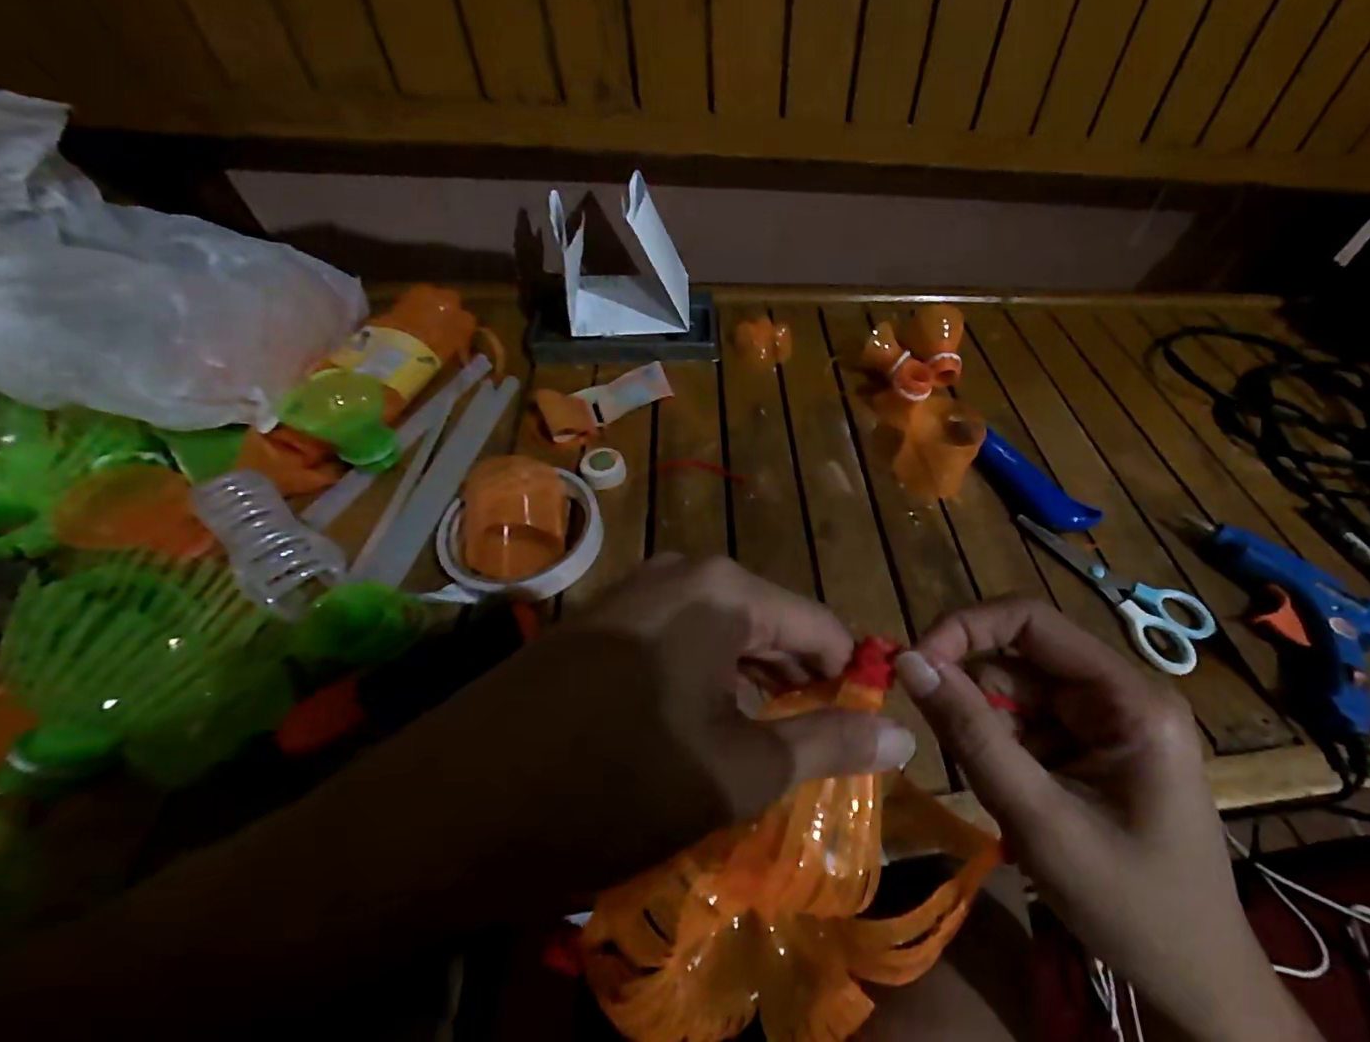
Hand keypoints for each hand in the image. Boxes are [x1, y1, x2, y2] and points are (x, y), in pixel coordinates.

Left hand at [555, 553, 917, 822]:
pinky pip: (672, 643)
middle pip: (768, 627)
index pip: (822, 628)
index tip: (862, 736)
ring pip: (718, 637)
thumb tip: (904, 733)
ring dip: (747, 689)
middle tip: (815, 753)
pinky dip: (698, 682)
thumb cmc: (617, 780)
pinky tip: (696, 731)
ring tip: (763, 750)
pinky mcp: (596, 621)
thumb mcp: (735, 771)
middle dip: (796, 687)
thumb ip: (826, 743)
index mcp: (723, 590)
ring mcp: (629, 593)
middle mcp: (678, 573)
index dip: (848, 683)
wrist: (465, 797)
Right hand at [895, 599, 1317, 1041]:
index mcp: (1129, 699)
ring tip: (994, 789)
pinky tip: (1008, 794)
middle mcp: (1119, 695)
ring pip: (1011, 690)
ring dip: (982, 727)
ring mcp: (1104, 721)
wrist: (1192, 981)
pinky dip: (995, 747)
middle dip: (970, 692)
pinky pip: (1020, 721)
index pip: (1030, 620)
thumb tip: (907, 660)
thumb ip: (970, 732)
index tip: (915, 665)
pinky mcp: (1088, 746)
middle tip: (947, 746)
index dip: (965, 628)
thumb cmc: (1127, 902)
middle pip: (1016, 657)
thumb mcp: (1036, 815)